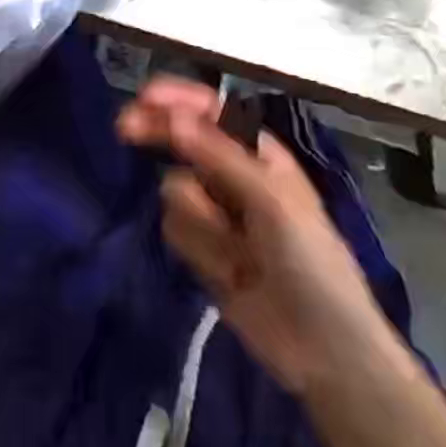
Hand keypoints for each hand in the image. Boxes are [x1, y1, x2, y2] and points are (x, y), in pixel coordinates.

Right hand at [116, 78, 397, 394]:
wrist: (321, 350)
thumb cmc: (311, 263)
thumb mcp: (272, 202)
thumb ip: (218, 156)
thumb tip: (172, 116)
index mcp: (260, 154)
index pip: (212, 112)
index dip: (178, 99)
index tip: (144, 96)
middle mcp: (232, 175)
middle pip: (182, 141)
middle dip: (157, 135)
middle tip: (124, 128)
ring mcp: (215, 213)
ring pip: (175, 190)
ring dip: (200, 221)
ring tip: (238, 255)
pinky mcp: (201, 248)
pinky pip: (175, 228)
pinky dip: (197, 248)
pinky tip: (229, 273)